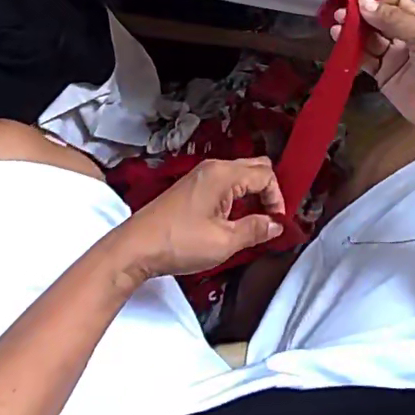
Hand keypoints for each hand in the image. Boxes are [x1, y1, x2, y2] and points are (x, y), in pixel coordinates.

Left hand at [107, 157, 285, 281]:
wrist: (137, 246)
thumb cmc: (179, 242)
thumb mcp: (224, 242)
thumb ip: (255, 230)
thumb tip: (276, 225)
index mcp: (223, 174)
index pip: (265, 175)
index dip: (277, 198)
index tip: (277, 223)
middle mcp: (213, 167)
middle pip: (255, 167)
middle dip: (268, 191)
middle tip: (271, 219)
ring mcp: (201, 175)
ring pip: (240, 174)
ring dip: (252, 194)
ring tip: (255, 223)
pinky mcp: (192, 186)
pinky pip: (225, 182)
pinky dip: (237, 196)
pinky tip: (234, 219)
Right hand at [332, 0, 414, 136]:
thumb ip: (393, 19)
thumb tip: (362, 3)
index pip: (396, 3)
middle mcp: (408, 36)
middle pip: (379, 19)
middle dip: (360, 14)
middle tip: (342, 11)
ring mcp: (395, 56)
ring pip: (369, 38)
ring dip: (353, 31)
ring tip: (338, 25)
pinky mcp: (384, 75)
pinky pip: (365, 59)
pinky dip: (352, 51)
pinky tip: (341, 42)